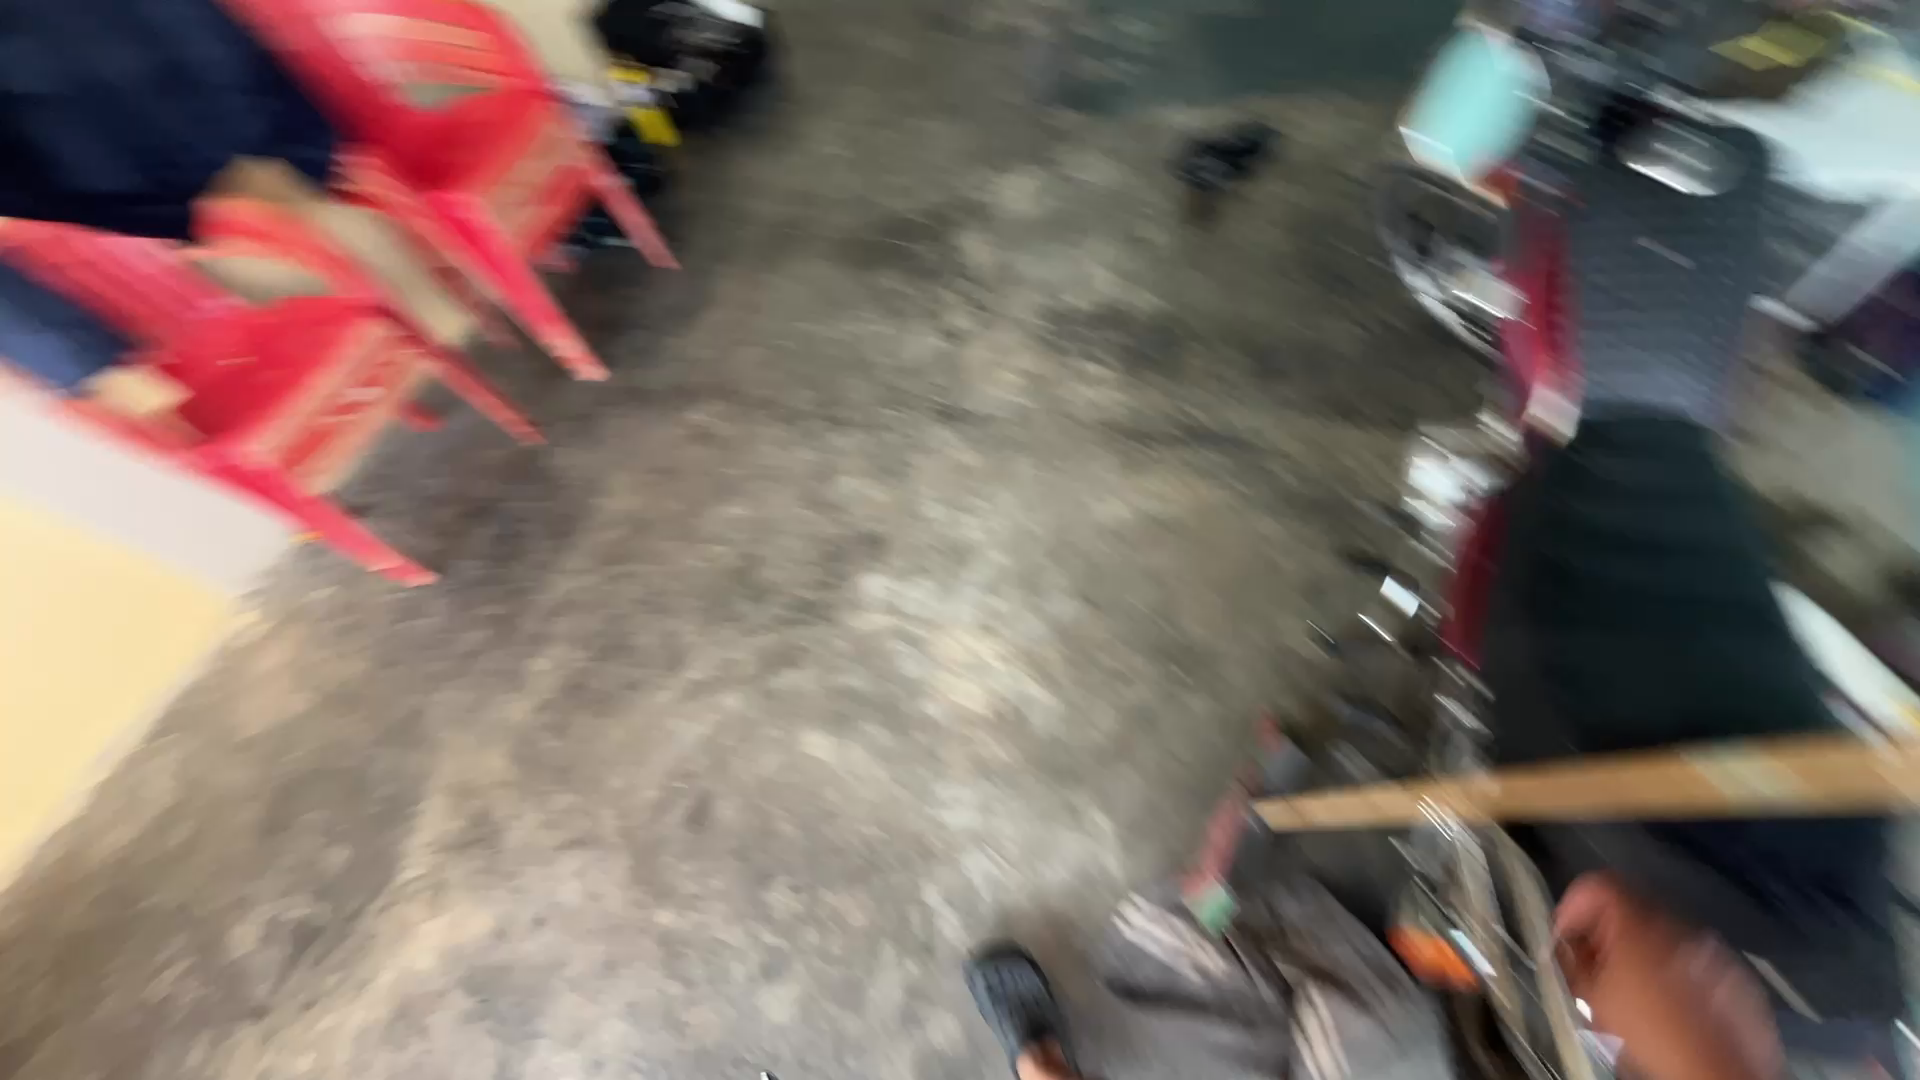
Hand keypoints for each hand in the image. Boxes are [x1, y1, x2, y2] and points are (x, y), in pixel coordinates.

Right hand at [1554, 873, 1782, 1079]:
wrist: (1721, 1078)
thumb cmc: (1650, 1033)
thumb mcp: (1591, 994)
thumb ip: (1572, 958)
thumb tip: (1567, 947)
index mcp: (1640, 924)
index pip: (1598, 884)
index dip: (1575, 903)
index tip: (1567, 932)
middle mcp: (1681, 928)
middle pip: (1632, 909)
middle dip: (1608, 930)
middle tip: (1596, 961)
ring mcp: (1717, 954)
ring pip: (1666, 936)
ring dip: (1644, 950)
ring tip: (1634, 986)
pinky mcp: (1741, 980)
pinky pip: (1697, 961)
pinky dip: (1677, 970)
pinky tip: (1670, 1003)